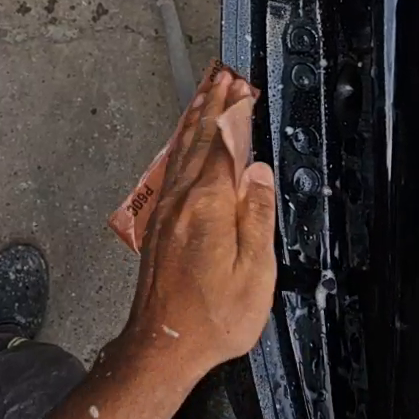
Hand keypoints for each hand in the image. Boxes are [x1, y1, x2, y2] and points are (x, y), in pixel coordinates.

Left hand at [119, 69, 277, 387]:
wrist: (162, 343)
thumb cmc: (213, 318)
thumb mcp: (253, 276)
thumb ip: (256, 217)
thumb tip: (259, 171)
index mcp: (208, 207)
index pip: (224, 146)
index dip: (234, 114)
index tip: (241, 86)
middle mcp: (182, 200)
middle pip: (200, 139)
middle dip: (213, 104)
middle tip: (224, 75)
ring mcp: (166, 208)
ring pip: (182, 149)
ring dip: (196, 117)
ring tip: (206, 92)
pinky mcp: (159, 220)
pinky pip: (172, 166)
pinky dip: (182, 142)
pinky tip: (186, 137)